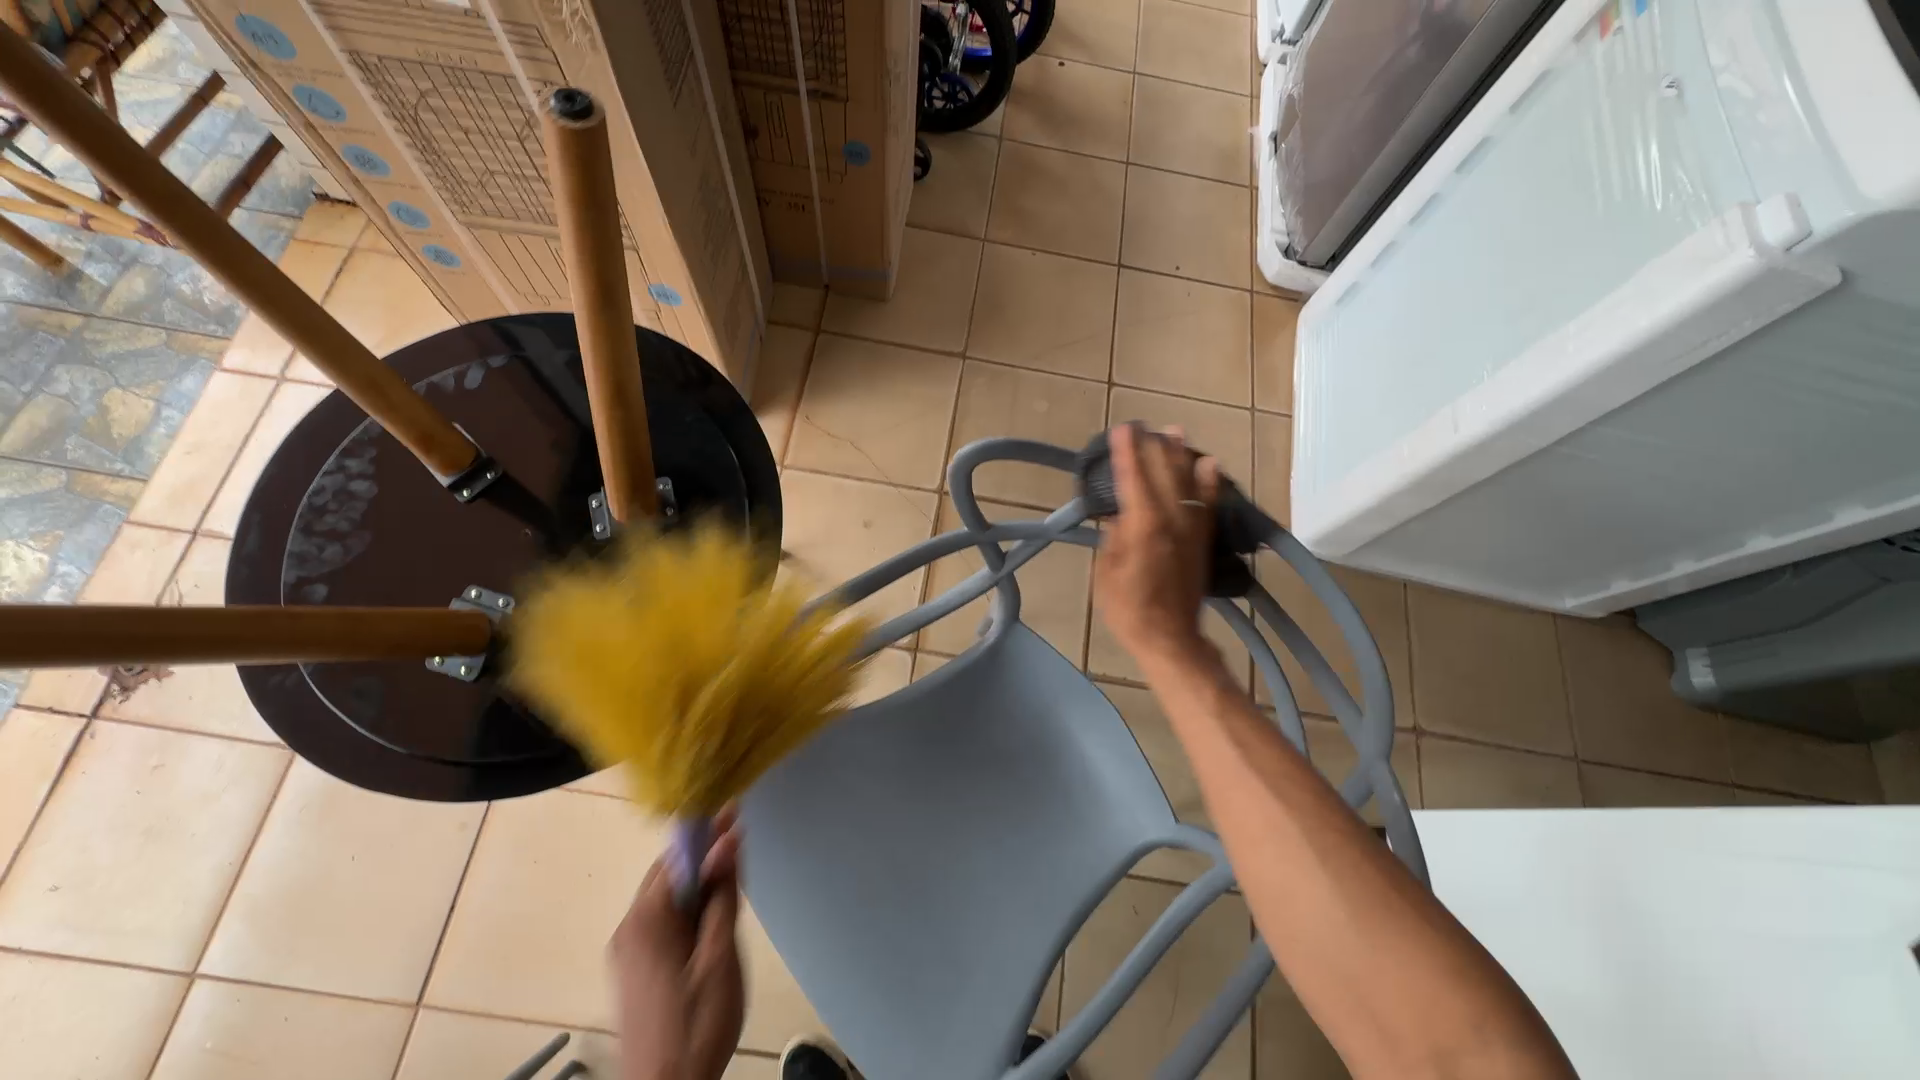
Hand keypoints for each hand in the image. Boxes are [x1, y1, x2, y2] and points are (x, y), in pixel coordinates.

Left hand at [611, 811, 743, 1079]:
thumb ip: (722, 895)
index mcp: (645, 921)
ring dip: (698, 882)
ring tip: (733, 879)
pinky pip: (661, 920)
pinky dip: (688, 908)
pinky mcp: (634, 968)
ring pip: (666, 897)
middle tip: (741, 843)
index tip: (736, 808)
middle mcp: (628, 928)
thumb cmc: (698, 1022)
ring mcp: (627, 950)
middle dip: (703, 855)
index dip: (708, 833)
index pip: (677, 858)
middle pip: (668, 874)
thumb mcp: (720, 956)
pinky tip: (712, 918)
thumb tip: (729, 840)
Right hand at [1093, 423, 1221, 667]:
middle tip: (1144, 426)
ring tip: (1176, 432)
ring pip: (1188, 482)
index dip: (1127, 453)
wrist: (1170, 638)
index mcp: (1143, 527)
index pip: (1133, 479)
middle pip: (1163, 473)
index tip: (1122, 429)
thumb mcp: (1105, 573)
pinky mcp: (1202, 540)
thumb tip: (1119, 517)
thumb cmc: (1129, 609)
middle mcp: (1171, 520)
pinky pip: (1209, 504)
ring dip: (1181, 455)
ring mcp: (1191, 529)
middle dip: (1153, 447)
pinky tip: (1210, 465)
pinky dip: (1210, 482)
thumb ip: (1113, 539)